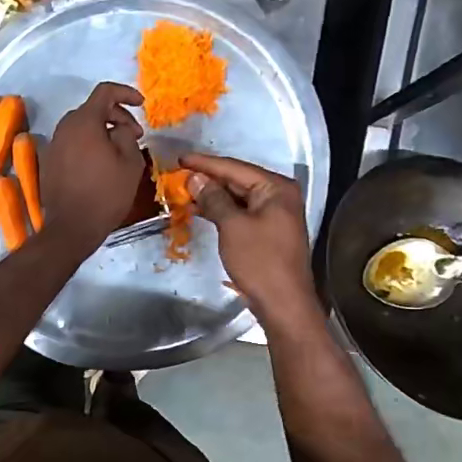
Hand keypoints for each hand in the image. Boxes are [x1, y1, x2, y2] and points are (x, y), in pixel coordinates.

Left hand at [42, 82, 146, 250]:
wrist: (72, 226)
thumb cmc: (106, 193)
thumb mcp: (130, 162)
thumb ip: (127, 135)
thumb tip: (120, 129)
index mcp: (84, 121)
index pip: (105, 92)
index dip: (126, 93)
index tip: (141, 104)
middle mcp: (64, 127)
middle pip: (93, 109)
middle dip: (117, 116)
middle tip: (136, 135)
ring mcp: (54, 144)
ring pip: (82, 127)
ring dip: (103, 131)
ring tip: (121, 151)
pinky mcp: (50, 161)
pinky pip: (73, 143)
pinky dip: (89, 145)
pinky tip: (102, 163)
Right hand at [181, 154, 317, 323]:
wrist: (283, 303)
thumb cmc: (260, 261)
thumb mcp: (232, 226)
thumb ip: (213, 198)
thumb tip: (195, 178)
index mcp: (276, 188)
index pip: (234, 167)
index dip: (205, 164)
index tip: (179, 159)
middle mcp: (278, 196)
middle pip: (237, 180)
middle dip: (208, 179)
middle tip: (178, 175)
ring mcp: (274, 214)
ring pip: (237, 197)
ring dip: (212, 196)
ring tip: (184, 193)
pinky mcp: (267, 231)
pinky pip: (240, 212)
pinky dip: (221, 211)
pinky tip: (200, 211)